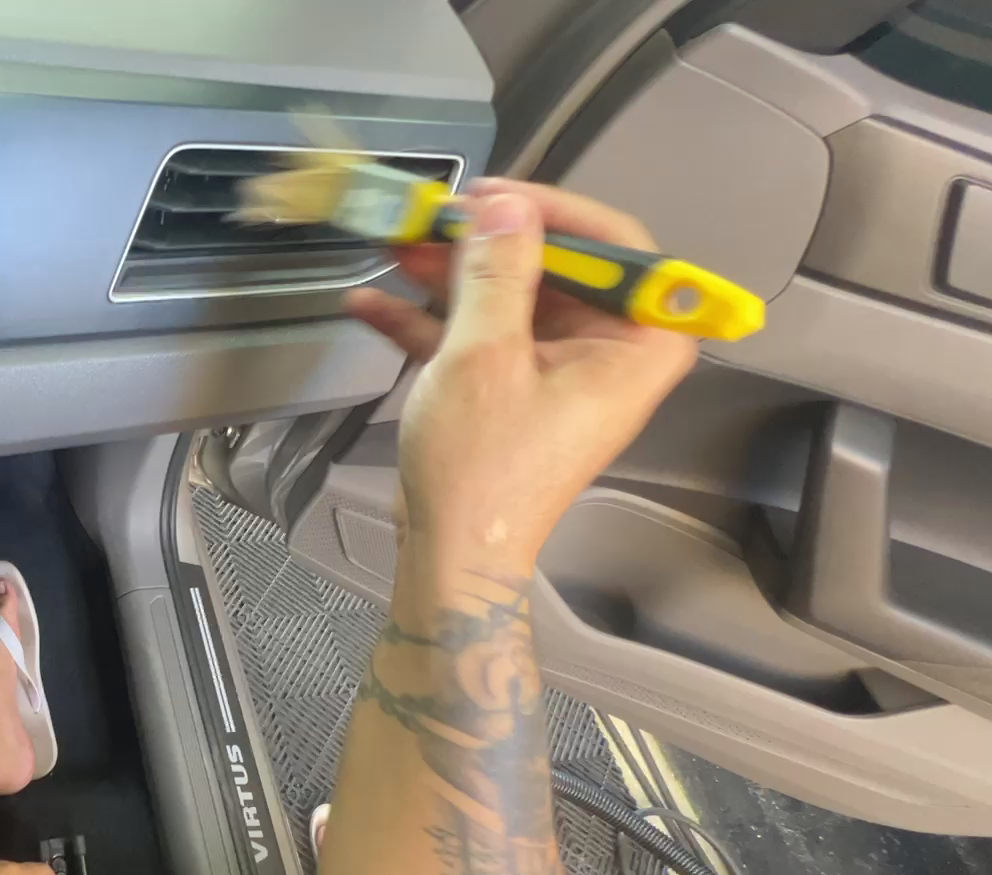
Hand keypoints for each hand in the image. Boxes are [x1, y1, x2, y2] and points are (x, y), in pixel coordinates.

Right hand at [345, 178, 697, 575]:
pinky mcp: (500, 392)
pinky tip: (370, 306)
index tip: (486, 196)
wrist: (451, 548)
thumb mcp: (484, 358)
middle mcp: (600, 350)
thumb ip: (495, 273)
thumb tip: (500, 207)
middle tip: (426, 220)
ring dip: (441, 279)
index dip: (546, 211)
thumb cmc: (481, 464)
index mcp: (634, 341)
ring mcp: (546, 372)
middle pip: (545, 271)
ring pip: (498, 302)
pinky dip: (422, 324)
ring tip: (390, 249)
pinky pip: (468, 341)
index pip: (610, 245)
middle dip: (478, 246)